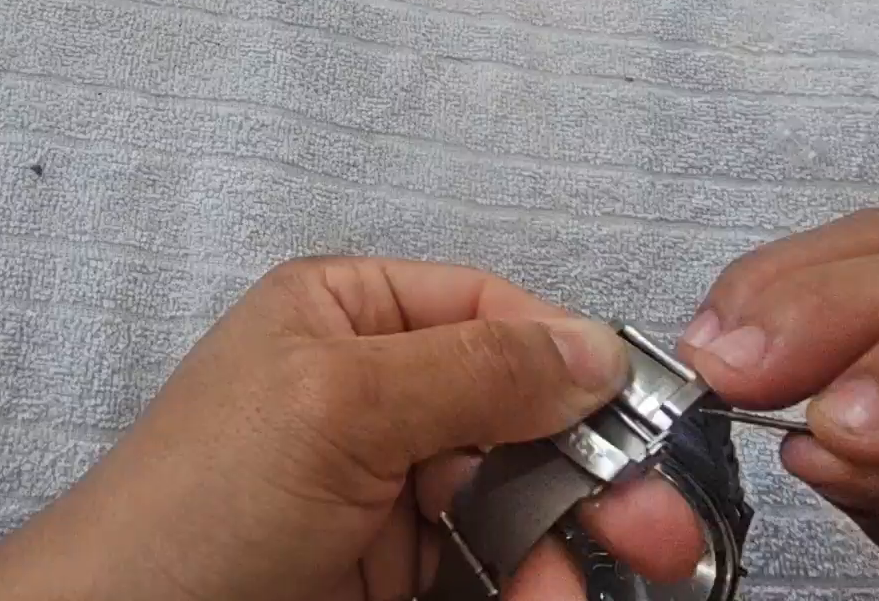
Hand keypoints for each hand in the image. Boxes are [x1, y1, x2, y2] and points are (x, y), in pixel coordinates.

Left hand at [0, 257, 701, 600]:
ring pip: (508, 489)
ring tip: (569, 594)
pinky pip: (483, 555)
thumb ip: (471, 368)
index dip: (563, 351)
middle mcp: (371, 376)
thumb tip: (593, 344)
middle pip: (509, 403)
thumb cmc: (222, 486)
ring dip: (557, 543)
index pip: (481, 306)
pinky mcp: (391, 553)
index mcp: (348, 308)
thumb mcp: (342, 401)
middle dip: (582, 464)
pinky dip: (520, 583)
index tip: (643, 414)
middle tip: (657, 535)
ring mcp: (383, 469)